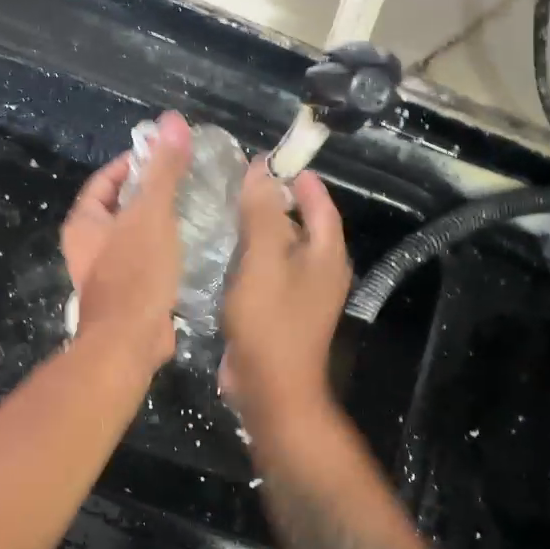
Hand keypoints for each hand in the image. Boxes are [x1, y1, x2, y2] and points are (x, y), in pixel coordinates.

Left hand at [60, 111, 192, 369]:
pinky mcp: (127, 293)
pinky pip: (146, 260)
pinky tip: (194, 245)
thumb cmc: (135, 273)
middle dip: (152, 192)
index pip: (106, 179)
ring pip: (135, 235)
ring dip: (161, 222)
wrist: (129, 341)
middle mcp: (88, 246)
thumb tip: (172, 121)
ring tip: (197, 207)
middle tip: (189, 179)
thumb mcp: (151, 214)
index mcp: (84, 223)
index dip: (135, 162)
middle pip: (120, 207)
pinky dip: (166, 249)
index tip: (168, 154)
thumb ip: (162, 170)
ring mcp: (106, 272)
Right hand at [221, 158, 351, 430]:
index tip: (274, 159)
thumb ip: (262, 214)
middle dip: (275, 204)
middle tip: (240, 184)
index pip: (319, 205)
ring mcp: (301, 298)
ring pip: (281, 253)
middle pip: (301, 228)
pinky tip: (223, 258)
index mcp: (326, 255)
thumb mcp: (263, 260)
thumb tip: (261, 168)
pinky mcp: (279, 316)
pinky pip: (266, 277)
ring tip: (226, 214)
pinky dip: (249, 261)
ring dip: (259, 233)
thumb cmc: (270, 322)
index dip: (300, 180)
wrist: (270, 389)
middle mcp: (320, 273)